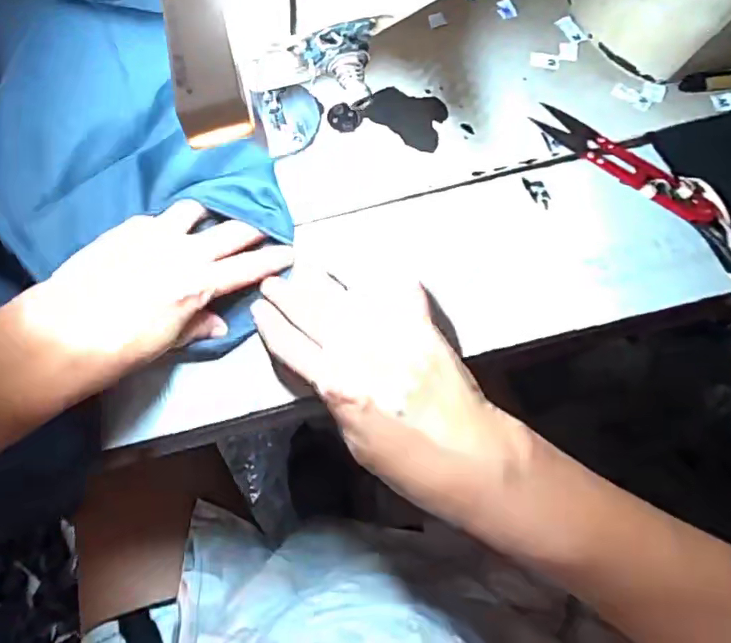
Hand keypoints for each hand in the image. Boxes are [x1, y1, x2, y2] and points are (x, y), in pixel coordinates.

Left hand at [19, 201, 293, 381]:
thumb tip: (218, 322)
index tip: (289, 251)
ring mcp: (157, 233)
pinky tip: (157, 236)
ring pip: (194, 210)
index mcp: (199, 283)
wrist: (65, 327)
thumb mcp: (165, 342)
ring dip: (205, 216)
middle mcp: (185, 251)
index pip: (249, 267)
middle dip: (251, 228)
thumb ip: (196, 325)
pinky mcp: (130, 226)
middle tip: (262, 228)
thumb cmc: (120, 347)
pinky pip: (158, 219)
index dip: (273, 259)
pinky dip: (166, 225)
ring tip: (205, 221)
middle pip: (231, 231)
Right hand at [251, 269, 528, 525]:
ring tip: (306, 267)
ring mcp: (391, 332)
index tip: (259, 309)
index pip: (292, 346)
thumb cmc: (410, 463)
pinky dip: (383, 279)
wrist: (471, 455)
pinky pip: (397, 291)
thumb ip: (336, 397)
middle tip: (273, 279)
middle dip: (288, 294)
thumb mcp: (355, 441)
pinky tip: (369, 270)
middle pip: (313, 313)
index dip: (272, 325)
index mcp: (339, 384)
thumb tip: (324, 370)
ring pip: (346, 296)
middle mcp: (360, 351)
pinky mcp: (420, 324)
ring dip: (322, 280)